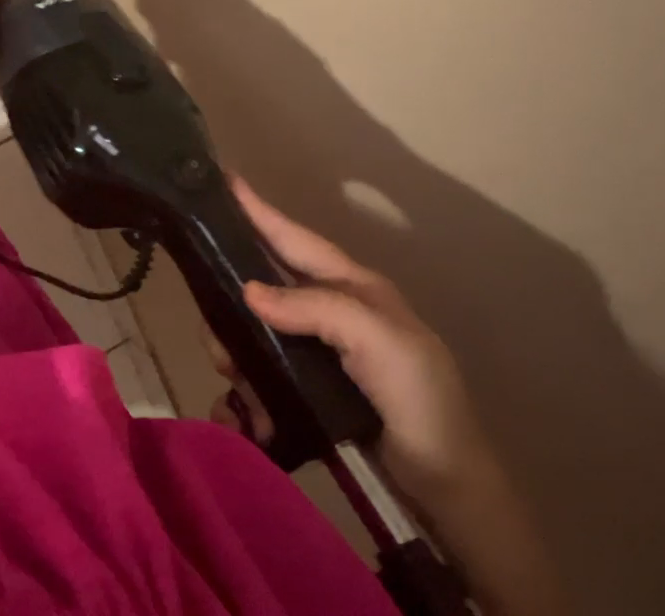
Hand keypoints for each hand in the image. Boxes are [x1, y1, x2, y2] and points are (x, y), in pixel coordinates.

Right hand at [222, 180, 498, 501]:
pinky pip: (251, 385)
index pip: (295, 239)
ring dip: (234, 364)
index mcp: (351, 290)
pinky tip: (241, 420)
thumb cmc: (420, 401)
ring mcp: (312, 356)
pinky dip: (239, 402)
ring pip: (245, 338)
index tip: (221, 179)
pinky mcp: (300, 394)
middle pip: (256, 292)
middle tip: (220, 349)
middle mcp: (326, 315)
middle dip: (229, 314)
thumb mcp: (382, 342)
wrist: (444, 485)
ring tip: (241, 396)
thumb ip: (317, 308)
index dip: (260, 211)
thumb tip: (248, 291)